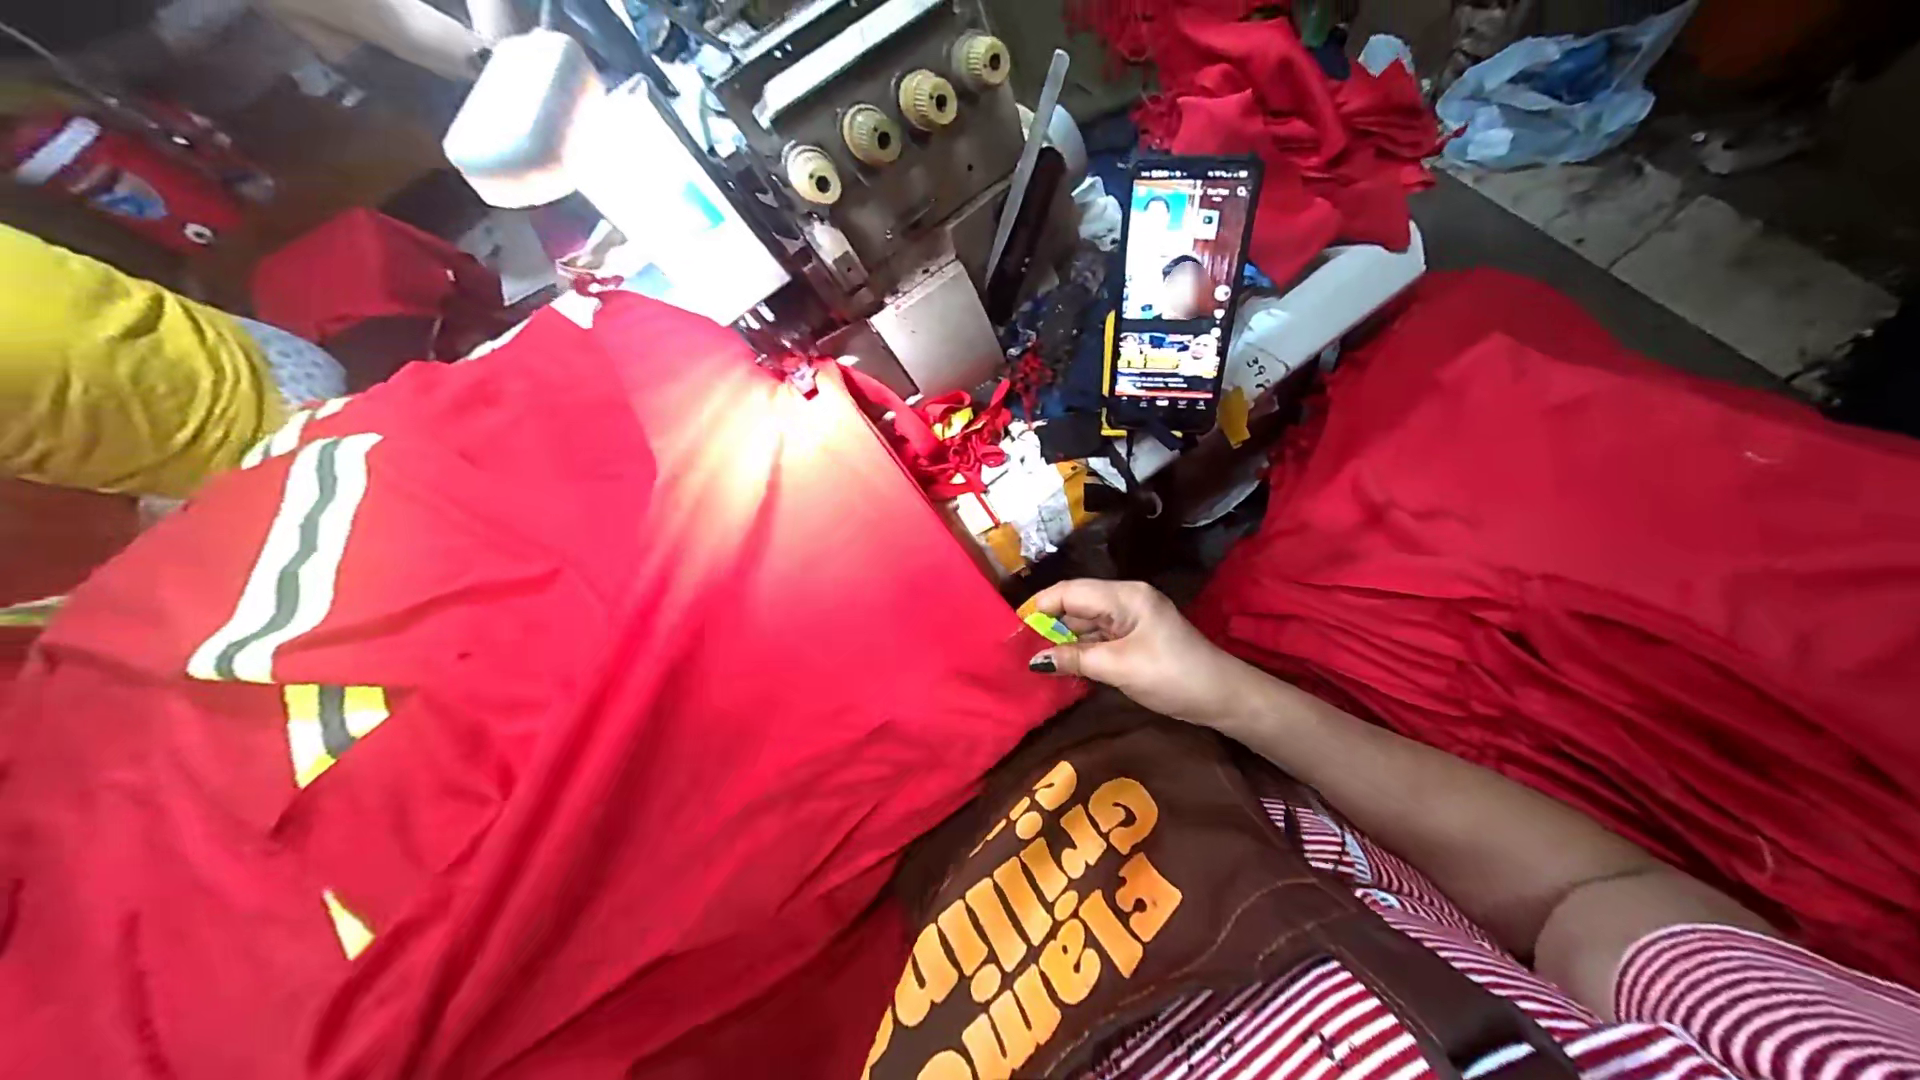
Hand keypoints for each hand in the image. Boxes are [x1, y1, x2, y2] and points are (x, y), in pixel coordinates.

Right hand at [1027, 579, 1273, 730]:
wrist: (1222, 697)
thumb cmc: (1171, 676)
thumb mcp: (1118, 668)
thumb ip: (1074, 659)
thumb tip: (1035, 660)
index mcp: (1124, 595)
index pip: (1070, 591)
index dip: (1040, 607)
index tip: (1013, 628)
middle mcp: (1125, 599)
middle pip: (1076, 604)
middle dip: (1048, 623)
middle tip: (1020, 648)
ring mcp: (1131, 617)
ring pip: (1085, 621)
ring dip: (1063, 638)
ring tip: (1036, 657)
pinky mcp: (1134, 635)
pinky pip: (1098, 635)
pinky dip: (1080, 648)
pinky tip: (1064, 663)